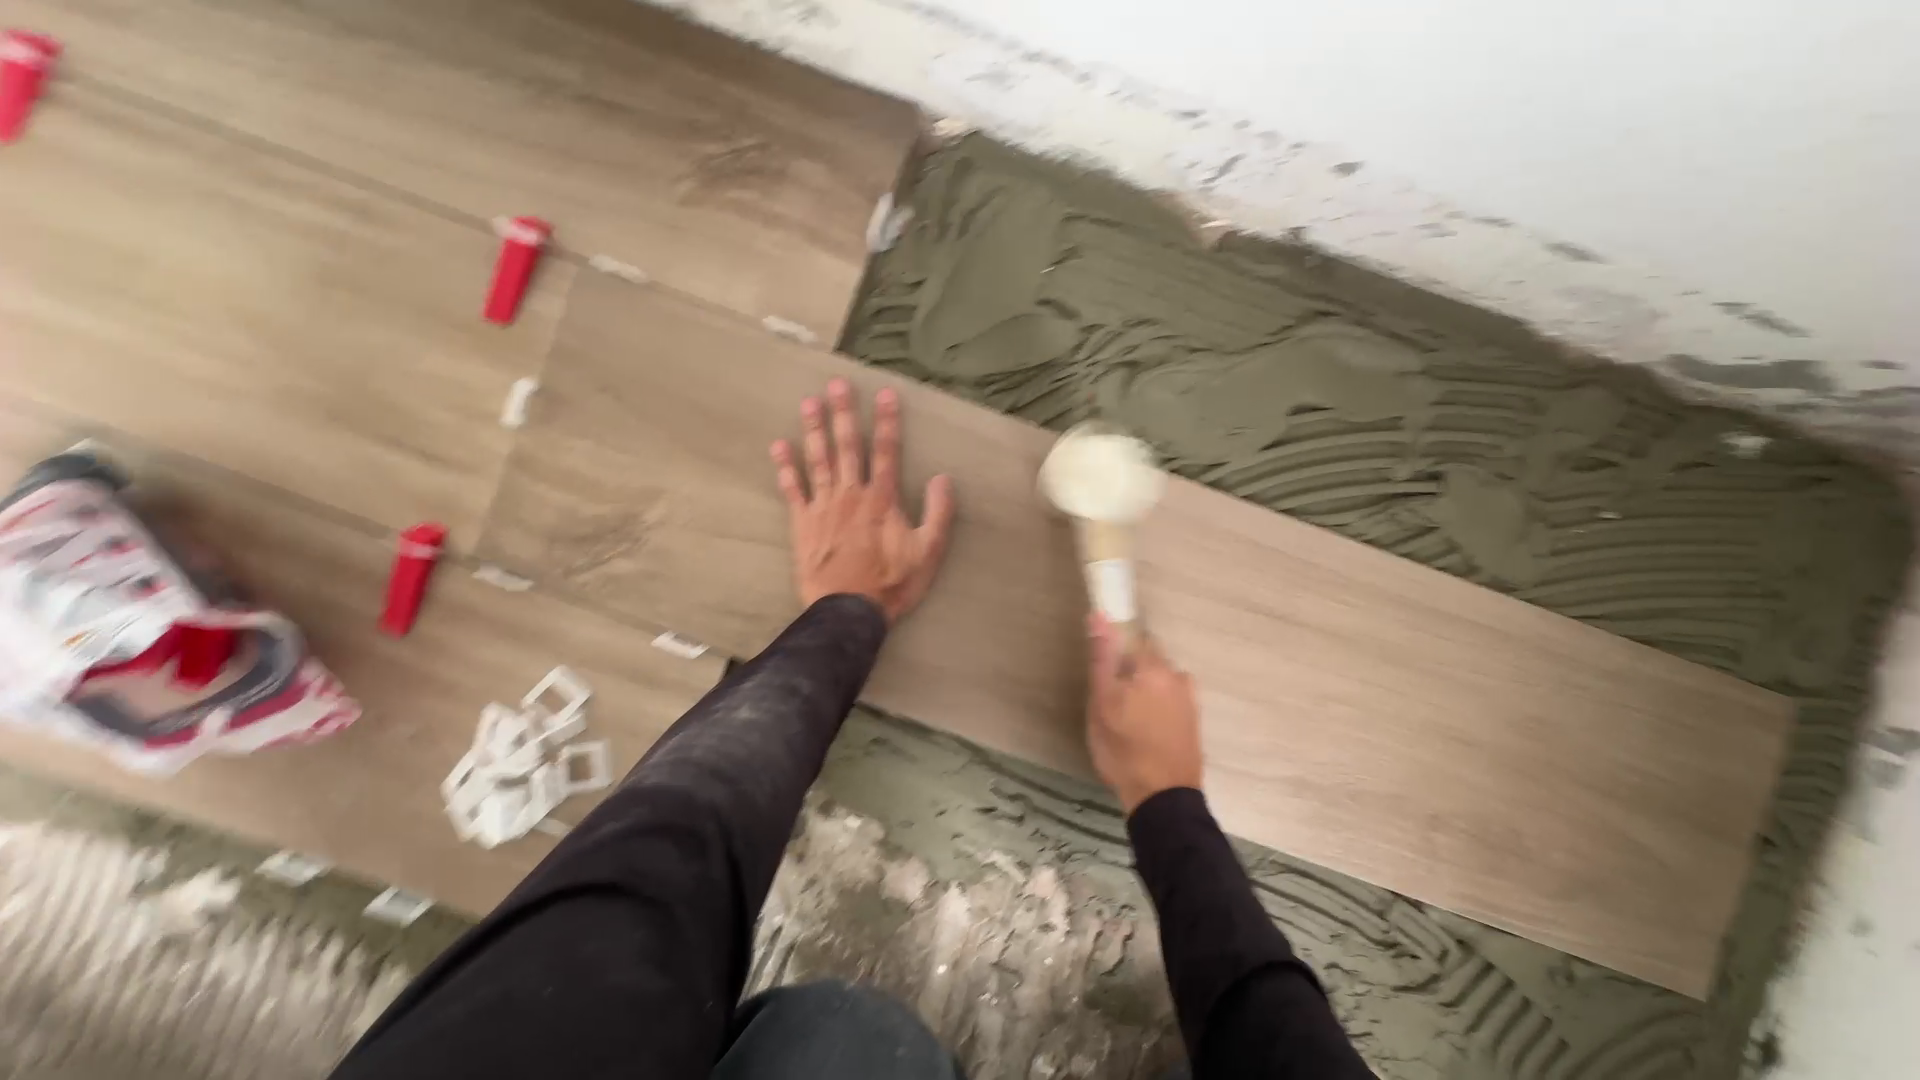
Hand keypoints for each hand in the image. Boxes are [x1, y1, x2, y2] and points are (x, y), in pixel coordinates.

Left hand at [770, 379, 956, 624]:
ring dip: (814, 430)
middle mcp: (851, 495)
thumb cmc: (891, 584)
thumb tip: (943, 478)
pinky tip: (779, 447)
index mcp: (882, 500)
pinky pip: (793, 490)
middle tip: (837, 383)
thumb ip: (938, 513)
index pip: (887, 451)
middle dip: (844, 413)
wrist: (848, 610)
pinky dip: (785, 469)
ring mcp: (824, 508)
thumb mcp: (928, 552)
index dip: (888, 421)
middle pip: (848, 446)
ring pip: (818, 460)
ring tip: (809, 402)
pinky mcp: (803, 524)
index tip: (886, 393)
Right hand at [1086, 614, 1203, 812]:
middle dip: (1130, 673)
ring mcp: (1190, 698)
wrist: (1162, 797)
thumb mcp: (1101, 702)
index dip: (1115, 654)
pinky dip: (1157, 708)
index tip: (1104, 676)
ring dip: (1145, 691)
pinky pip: (1170, 700)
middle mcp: (1177, 675)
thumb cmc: (1124, 749)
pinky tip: (1146, 729)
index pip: (1132, 639)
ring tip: (1128, 720)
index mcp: (1153, 667)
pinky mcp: (1194, 720)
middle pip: (1148, 660)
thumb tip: (1100, 615)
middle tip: (1111, 702)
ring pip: (1159, 681)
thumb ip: (1101, 657)